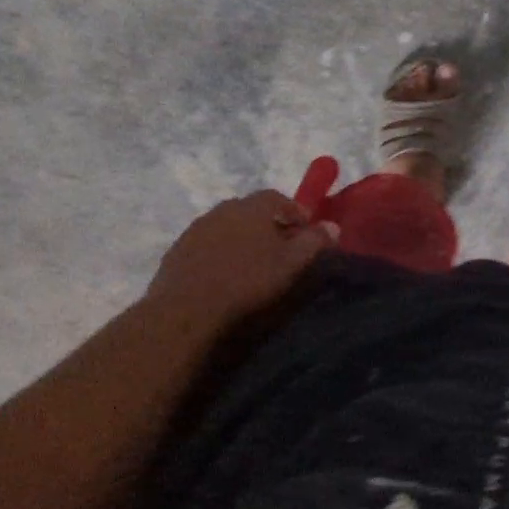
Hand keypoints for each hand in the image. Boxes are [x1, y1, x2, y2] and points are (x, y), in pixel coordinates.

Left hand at [145, 189, 338, 326]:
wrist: (185, 311)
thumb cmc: (247, 282)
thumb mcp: (292, 263)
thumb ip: (315, 241)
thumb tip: (332, 226)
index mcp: (252, 207)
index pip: (278, 197)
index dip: (294, 212)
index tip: (305, 231)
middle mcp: (222, 209)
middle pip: (251, 211)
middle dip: (268, 225)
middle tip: (280, 248)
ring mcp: (195, 230)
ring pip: (226, 227)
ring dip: (241, 239)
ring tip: (251, 264)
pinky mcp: (175, 253)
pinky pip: (206, 246)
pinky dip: (218, 254)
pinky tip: (223, 276)